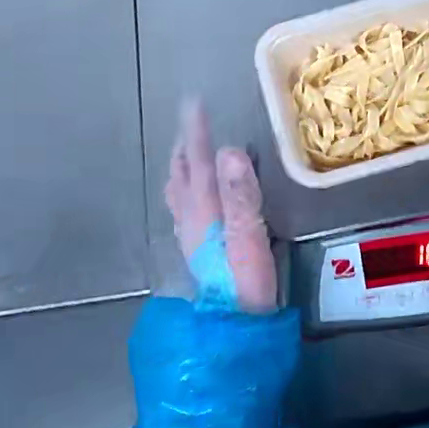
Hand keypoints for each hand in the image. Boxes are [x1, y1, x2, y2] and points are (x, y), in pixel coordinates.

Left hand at [164, 98, 277, 313]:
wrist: (232, 323)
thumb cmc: (245, 281)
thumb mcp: (249, 235)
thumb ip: (240, 194)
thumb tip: (229, 152)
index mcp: (203, 210)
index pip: (198, 163)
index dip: (198, 134)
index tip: (195, 104)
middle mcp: (191, 218)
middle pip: (183, 173)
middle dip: (187, 145)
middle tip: (193, 120)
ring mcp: (191, 233)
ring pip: (180, 189)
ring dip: (184, 164)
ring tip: (189, 149)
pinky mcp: (199, 247)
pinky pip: (185, 204)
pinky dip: (187, 186)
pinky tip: (193, 193)